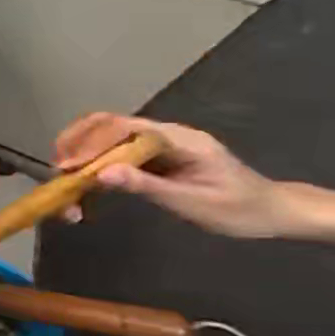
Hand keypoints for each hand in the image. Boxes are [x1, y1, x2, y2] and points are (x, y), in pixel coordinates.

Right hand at [53, 113, 297, 237]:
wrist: (276, 211)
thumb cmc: (240, 210)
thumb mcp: (194, 202)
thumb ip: (147, 185)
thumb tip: (101, 174)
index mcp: (179, 140)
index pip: (122, 128)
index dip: (90, 145)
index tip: (68, 168)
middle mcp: (164, 133)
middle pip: (107, 124)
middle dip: (76, 142)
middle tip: (58, 168)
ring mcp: (158, 141)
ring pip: (107, 134)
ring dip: (81, 150)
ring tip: (65, 174)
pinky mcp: (153, 153)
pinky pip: (115, 148)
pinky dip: (94, 159)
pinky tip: (85, 177)